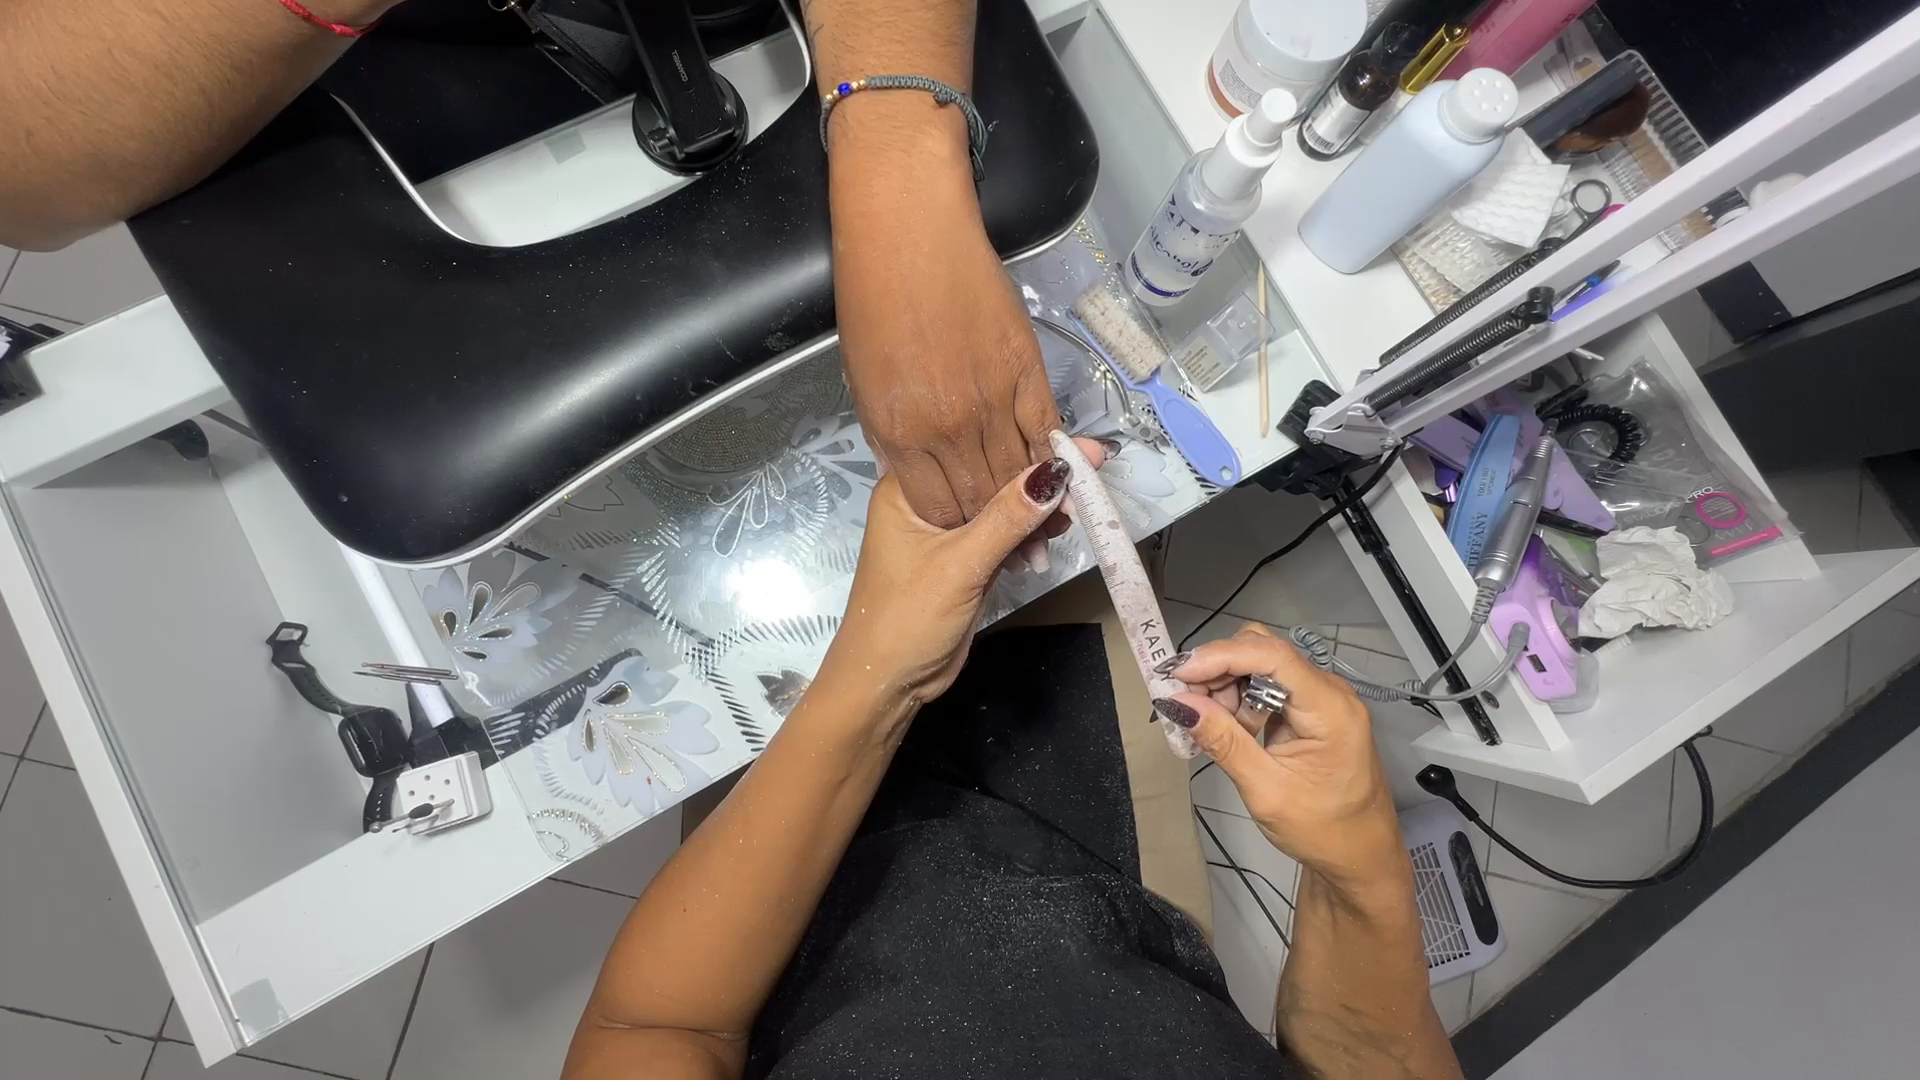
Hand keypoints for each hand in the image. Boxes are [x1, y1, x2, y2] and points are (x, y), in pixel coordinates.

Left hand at [824, 438, 1105, 707]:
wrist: (887, 683)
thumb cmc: (907, 618)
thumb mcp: (960, 564)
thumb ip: (1008, 518)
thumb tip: (1058, 471)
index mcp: (906, 487)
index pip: (970, 450)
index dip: (1023, 446)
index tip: (1073, 447)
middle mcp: (925, 501)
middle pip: (990, 477)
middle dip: (1039, 480)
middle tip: (1088, 477)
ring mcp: (945, 531)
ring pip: (1000, 507)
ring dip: (1038, 511)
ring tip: (1077, 511)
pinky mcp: (963, 558)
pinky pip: (1002, 534)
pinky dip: (1028, 535)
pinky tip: (1056, 533)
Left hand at [830, 100, 1060, 529]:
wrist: (908, 230)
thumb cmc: (871, 301)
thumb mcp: (865, 386)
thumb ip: (896, 441)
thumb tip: (922, 476)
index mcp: (900, 436)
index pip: (941, 508)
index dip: (961, 530)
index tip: (974, 539)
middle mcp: (949, 430)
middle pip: (984, 501)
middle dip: (1003, 530)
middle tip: (1024, 546)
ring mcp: (992, 401)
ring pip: (1020, 474)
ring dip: (1037, 504)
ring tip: (1050, 521)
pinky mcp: (1027, 371)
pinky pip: (1046, 430)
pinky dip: (1055, 457)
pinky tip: (1063, 475)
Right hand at [1155, 624, 1407, 899]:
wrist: (1360, 858)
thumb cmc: (1322, 831)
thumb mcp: (1266, 791)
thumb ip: (1223, 742)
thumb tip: (1177, 703)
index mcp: (1331, 709)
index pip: (1272, 655)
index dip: (1221, 656)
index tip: (1178, 675)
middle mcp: (1328, 691)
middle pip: (1262, 650)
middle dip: (1218, 669)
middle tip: (1189, 705)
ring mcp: (1318, 696)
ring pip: (1258, 663)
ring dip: (1224, 684)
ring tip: (1209, 724)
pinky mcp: (1307, 706)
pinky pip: (1264, 683)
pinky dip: (1236, 696)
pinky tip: (1225, 726)